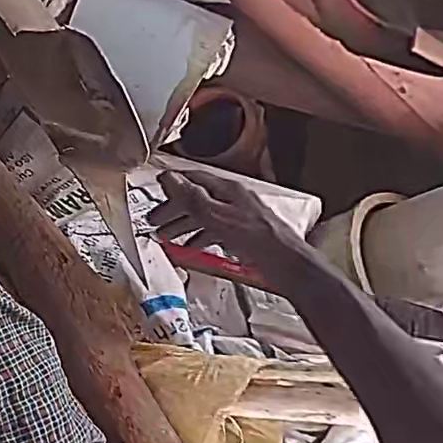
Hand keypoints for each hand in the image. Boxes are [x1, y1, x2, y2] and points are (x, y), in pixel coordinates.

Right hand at [147, 169, 320, 286]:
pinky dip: (199, 237)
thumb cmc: (255, 239)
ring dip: (183, 225)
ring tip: (167, 236)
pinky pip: (215, 231)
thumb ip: (190, 197)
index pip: (193, 179)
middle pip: (197, 199)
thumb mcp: (215, 216)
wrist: (287, 264)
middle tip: (156, 220)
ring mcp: (240, 217)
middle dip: (173, 210)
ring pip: (204, 216)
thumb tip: (168, 178)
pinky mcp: (244, 234)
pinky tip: (192, 246)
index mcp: (227, 190)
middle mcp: (234, 200)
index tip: (155, 191)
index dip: (172, 184)